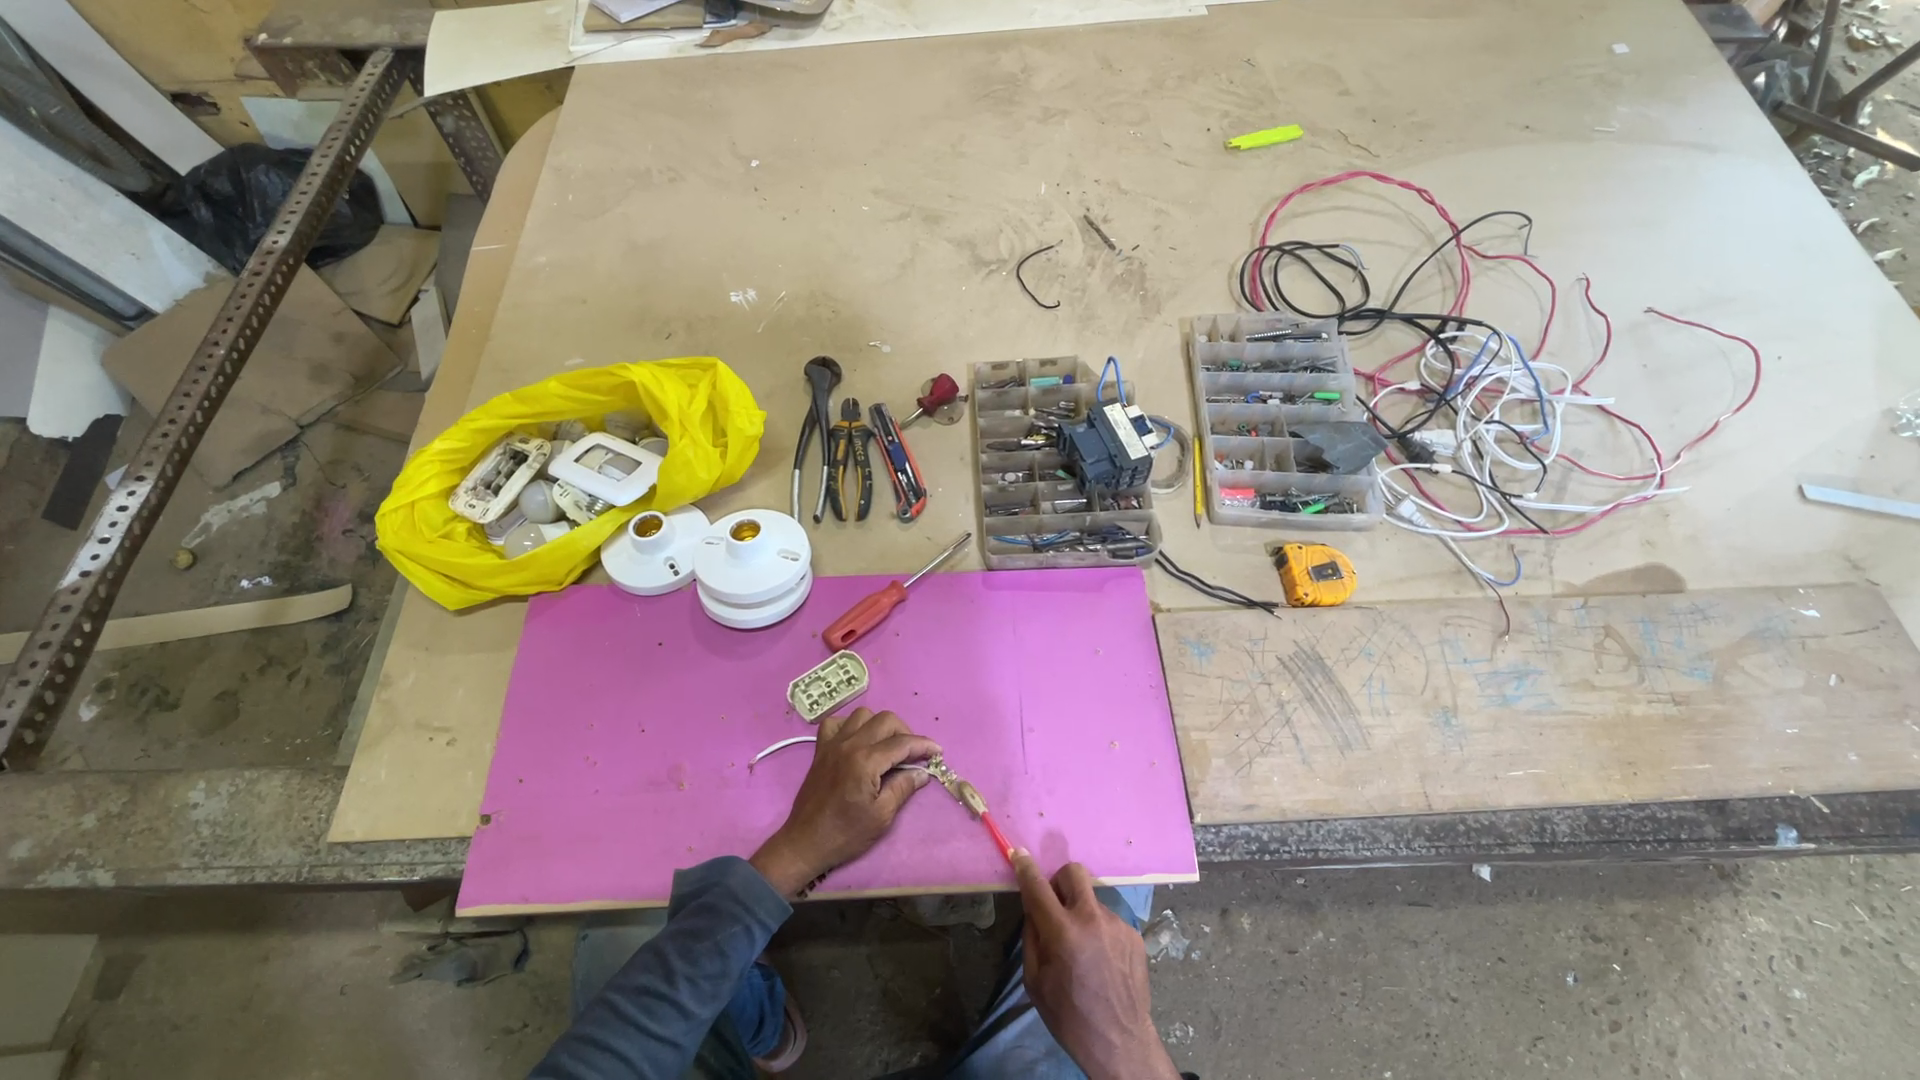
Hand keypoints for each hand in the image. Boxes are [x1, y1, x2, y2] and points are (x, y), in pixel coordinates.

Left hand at [750, 708, 939, 896]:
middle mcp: (849, 745)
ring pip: (862, 715)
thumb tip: (922, 773)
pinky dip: (851, 726)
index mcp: (865, 761)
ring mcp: (832, 744)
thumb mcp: (882, 816)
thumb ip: (903, 788)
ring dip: (880, 725)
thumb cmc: (846, 834)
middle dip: (905, 732)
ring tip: (887, 746)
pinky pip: (836, 723)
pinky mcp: (821, 750)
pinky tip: (858, 742)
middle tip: (913, 754)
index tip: (937, 752)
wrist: (806, 842)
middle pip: (885, 720)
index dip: (924, 745)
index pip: (902, 743)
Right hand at [1014, 851, 1179, 1079]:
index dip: (1025, 867)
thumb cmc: (1069, 1016)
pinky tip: (1101, 960)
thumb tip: (1033, 908)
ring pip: (1091, 900)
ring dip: (1081, 913)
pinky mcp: (1134, 934)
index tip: (1018, 853)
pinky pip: (1108, 920)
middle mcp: (1092, 919)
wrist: (1120, 1041)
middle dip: (1059, 880)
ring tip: (1083, 949)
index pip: (1038, 886)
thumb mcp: (1035, 981)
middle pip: (1074, 872)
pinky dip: (1098, 931)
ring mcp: (1117, 924)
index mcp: (1063, 932)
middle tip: (1055, 905)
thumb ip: (1032, 937)